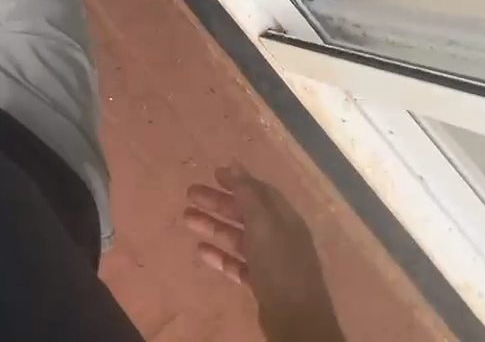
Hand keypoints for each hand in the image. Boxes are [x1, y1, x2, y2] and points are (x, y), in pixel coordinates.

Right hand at [184, 166, 342, 341]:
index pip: (260, 192)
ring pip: (238, 237)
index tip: (213, 173)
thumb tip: (234, 164)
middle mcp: (279, 237)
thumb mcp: (263, 223)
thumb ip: (248, 193)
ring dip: (213, 226)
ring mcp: (271, 262)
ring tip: (187, 218)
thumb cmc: (280, 265)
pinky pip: (237, 263)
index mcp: (284, 219)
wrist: (297, 320)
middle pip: (245, 213)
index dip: (238, 181)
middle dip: (218, 202)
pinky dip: (220, 255)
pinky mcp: (262, 284)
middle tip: (189, 194)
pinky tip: (201, 250)